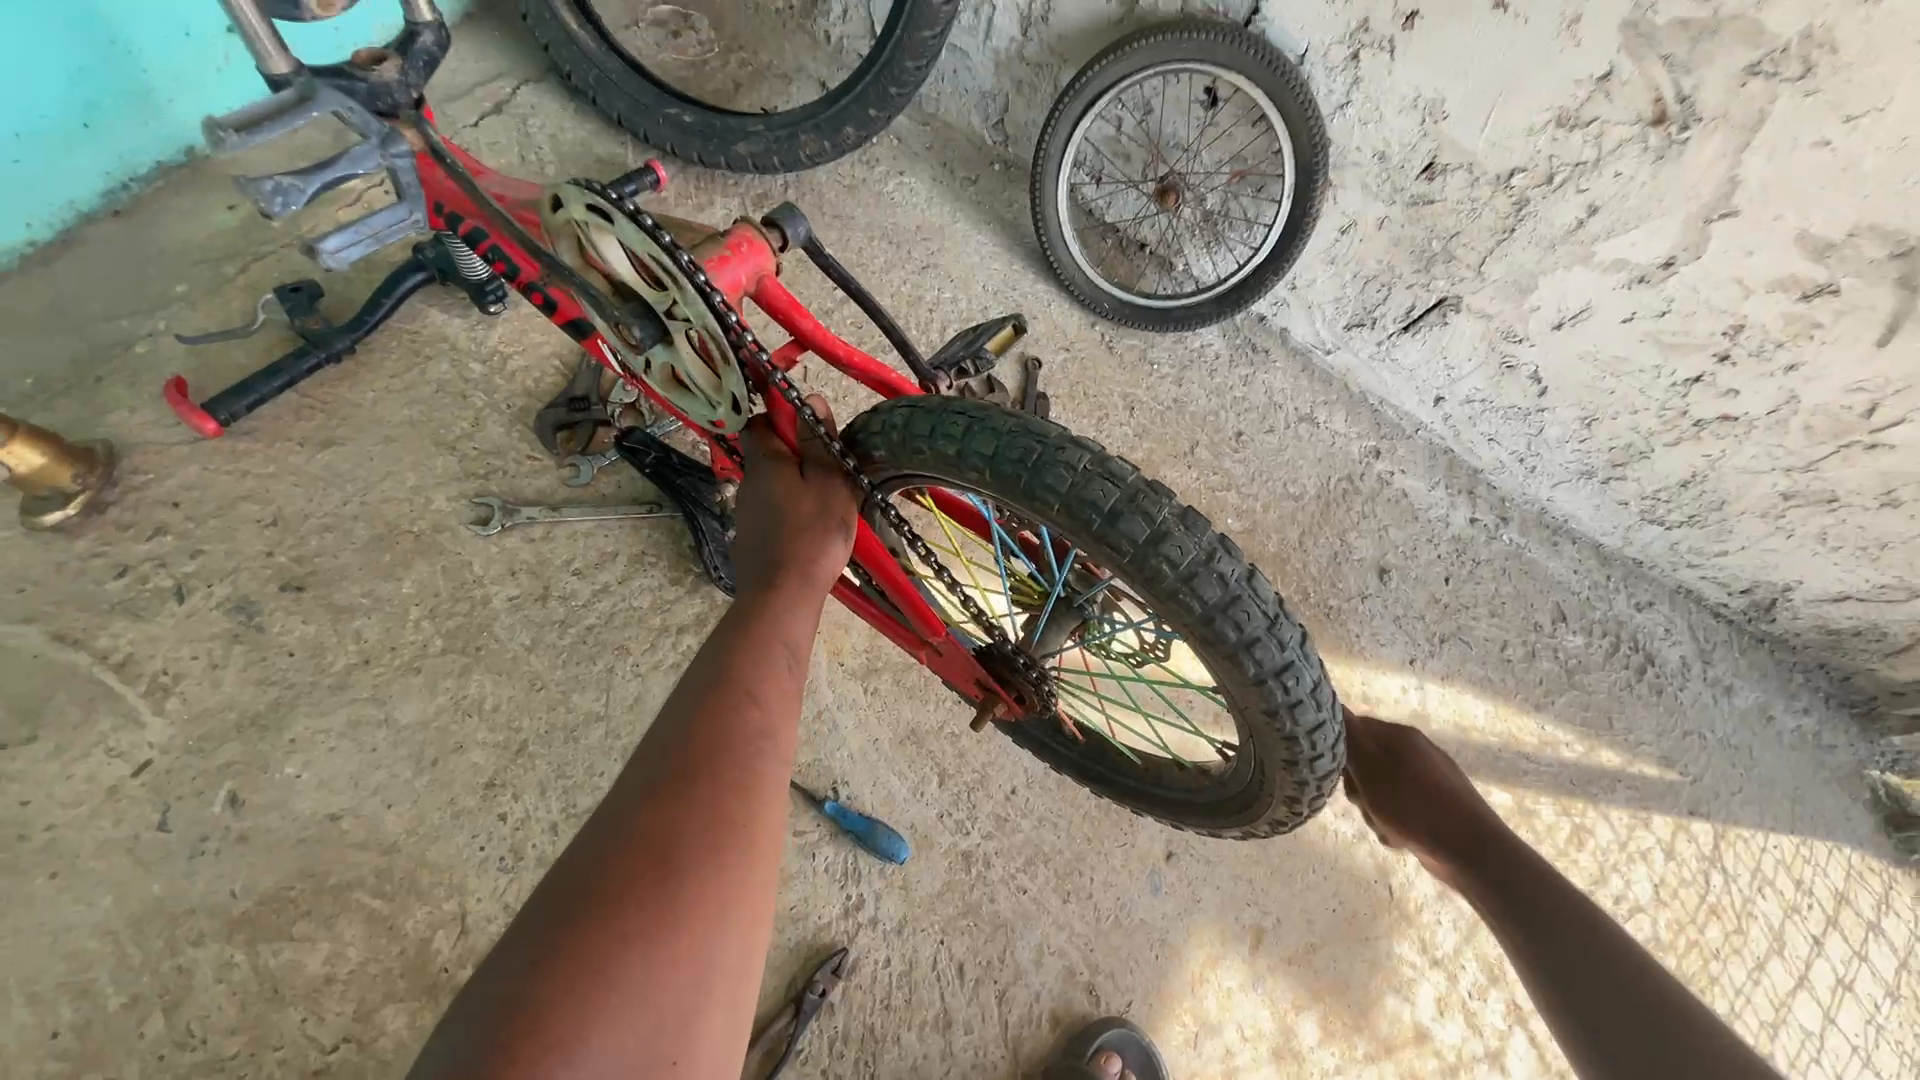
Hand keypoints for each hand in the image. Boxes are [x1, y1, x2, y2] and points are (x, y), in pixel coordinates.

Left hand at [730, 395, 859, 601]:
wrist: (782, 596)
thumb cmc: (812, 534)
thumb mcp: (829, 481)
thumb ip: (819, 442)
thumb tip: (810, 400)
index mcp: (764, 462)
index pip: (758, 422)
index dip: (781, 419)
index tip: (810, 432)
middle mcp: (747, 483)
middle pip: (766, 456)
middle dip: (795, 457)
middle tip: (830, 473)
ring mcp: (746, 514)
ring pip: (771, 487)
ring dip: (795, 488)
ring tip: (826, 506)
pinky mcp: (750, 540)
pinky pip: (772, 514)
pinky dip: (789, 514)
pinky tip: (811, 533)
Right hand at [1342, 708, 1512, 885]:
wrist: (1472, 851)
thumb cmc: (1413, 806)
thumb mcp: (1370, 769)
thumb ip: (1350, 737)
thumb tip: (1333, 705)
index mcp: (1400, 736)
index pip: (1353, 728)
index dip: (1339, 750)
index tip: (1338, 773)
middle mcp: (1414, 751)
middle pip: (1363, 762)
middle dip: (1357, 787)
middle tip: (1365, 802)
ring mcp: (1426, 779)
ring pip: (1378, 790)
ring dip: (1373, 810)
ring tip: (1385, 825)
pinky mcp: (1434, 805)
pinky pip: (1398, 809)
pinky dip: (1392, 823)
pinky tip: (1401, 837)